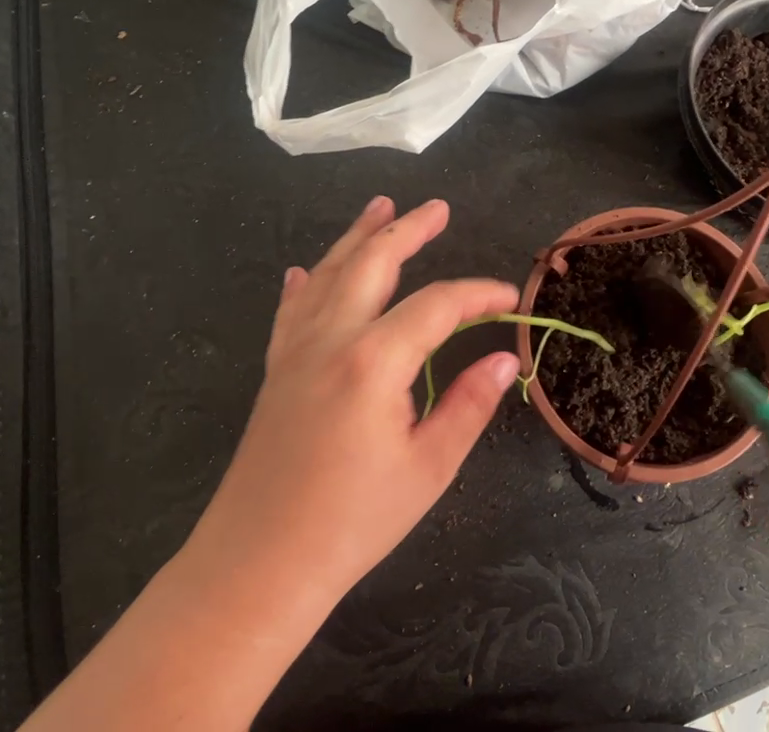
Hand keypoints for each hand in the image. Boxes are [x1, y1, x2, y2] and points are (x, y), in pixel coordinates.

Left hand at [188, 196, 519, 612]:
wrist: (258, 563)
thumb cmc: (353, 520)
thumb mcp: (429, 467)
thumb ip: (469, 404)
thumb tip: (505, 359)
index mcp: (374, 359)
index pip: (437, 304)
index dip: (478, 295)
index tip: (510, 299)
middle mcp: (331, 338)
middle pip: (372, 263)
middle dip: (407, 230)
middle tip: (437, 208)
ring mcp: (296, 351)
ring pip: (328, 275)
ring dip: (356, 237)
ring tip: (380, 206)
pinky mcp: (276, 372)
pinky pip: (291, 311)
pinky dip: (305, 283)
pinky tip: (305, 270)